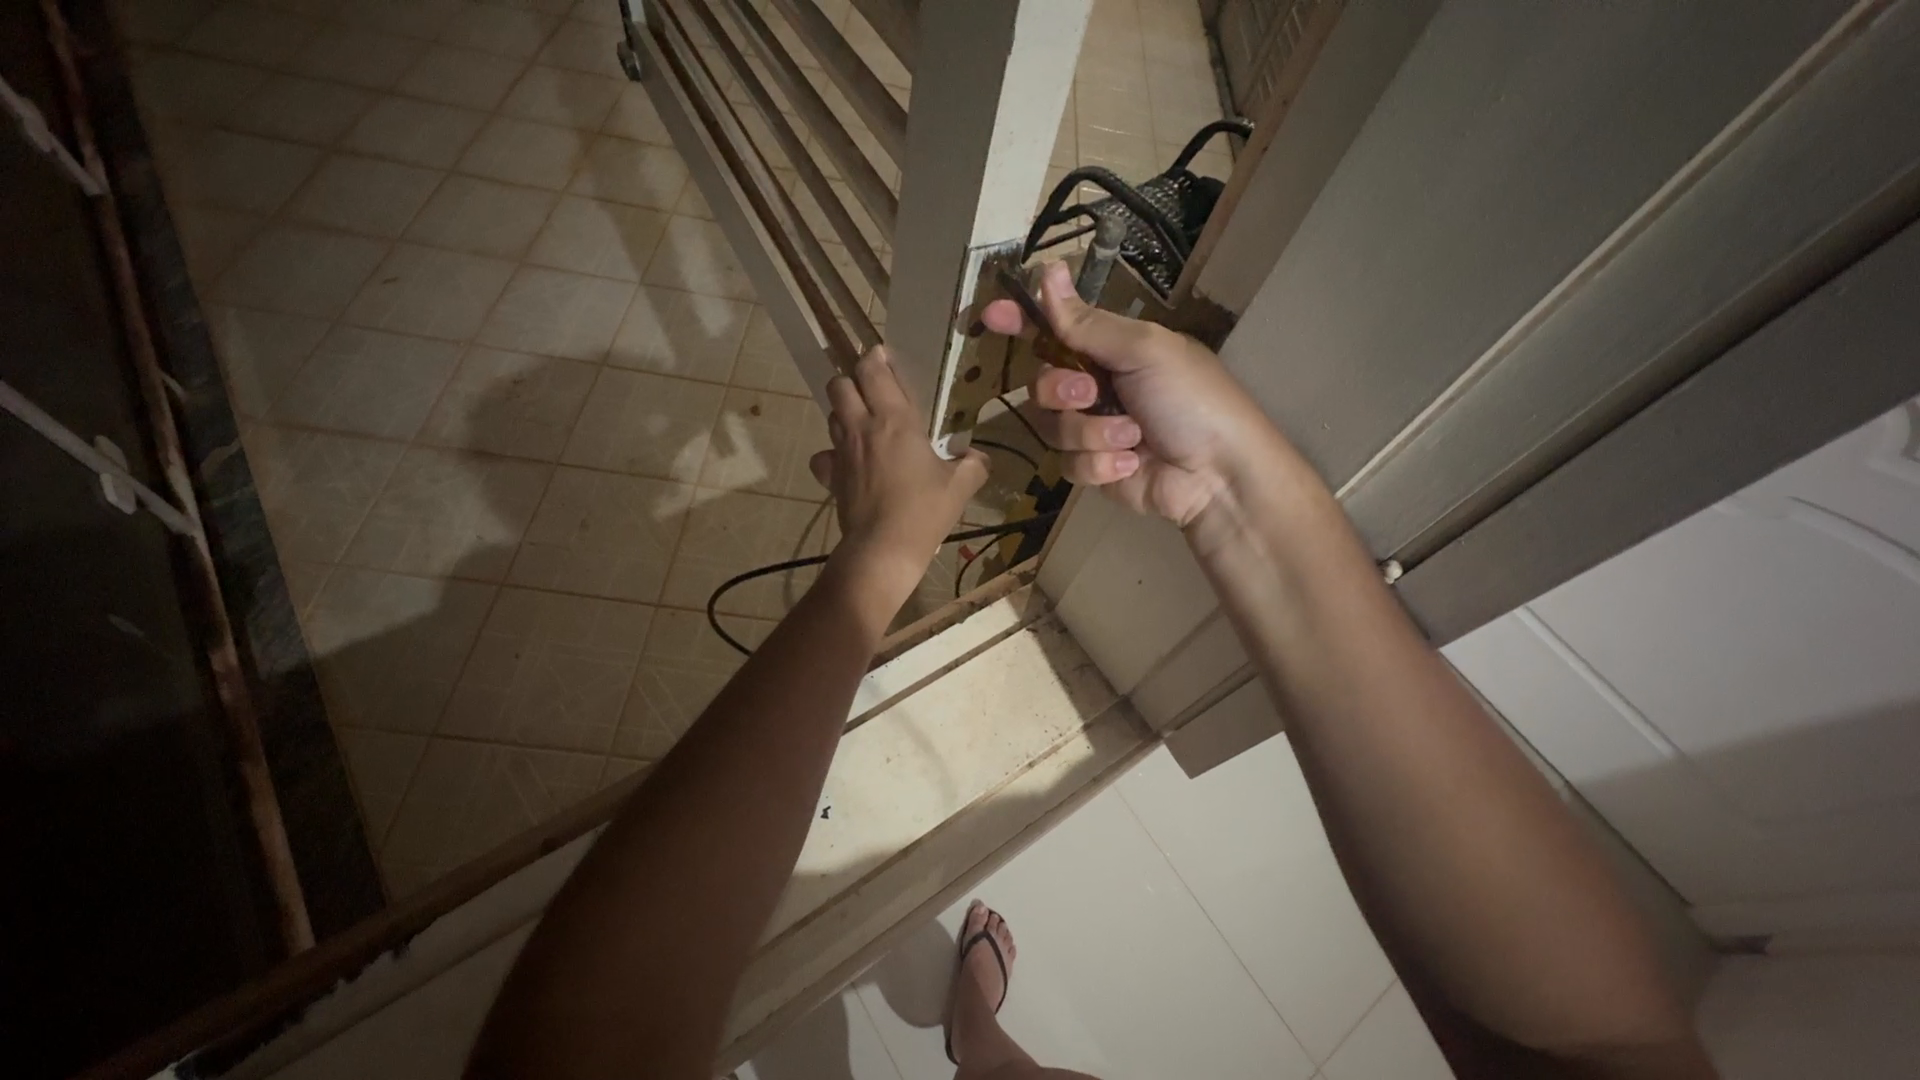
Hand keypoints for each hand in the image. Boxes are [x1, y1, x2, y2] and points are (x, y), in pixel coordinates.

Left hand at [809, 347, 989, 625]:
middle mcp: (862, 428)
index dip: (874, 358)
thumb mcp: (960, 486)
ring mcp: (842, 453)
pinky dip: (832, 454)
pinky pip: (824, 455)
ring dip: (844, 412)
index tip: (884, 357)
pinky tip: (848, 462)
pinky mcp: (832, 478)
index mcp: (894, 420)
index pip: (872, 371)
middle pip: (839, 385)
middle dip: (852, 379)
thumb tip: (978, 458)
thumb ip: (973, 465)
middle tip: (872, 388)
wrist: (884, 549)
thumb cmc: (924, 511)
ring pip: (831, 415)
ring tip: (864, 422)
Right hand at [980, 261, 1278, 527]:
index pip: (1054, 329)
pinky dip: (1100, 464)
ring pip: (1052, 427)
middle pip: (1042, 383)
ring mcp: (1094, 430)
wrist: (1218, 473)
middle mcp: (1097, 387)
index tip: (991, 316)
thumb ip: (1088, 323)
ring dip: (1091, 433)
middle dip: (1062, 390)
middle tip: (1090, 394)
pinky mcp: (1094, 469)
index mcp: (1111, 350)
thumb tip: (1048, 270)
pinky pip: (1069, 464)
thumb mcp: (1144, 350)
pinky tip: (1132, 464)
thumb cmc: (1191, 399)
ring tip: (1133, 438)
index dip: (1021, 322)